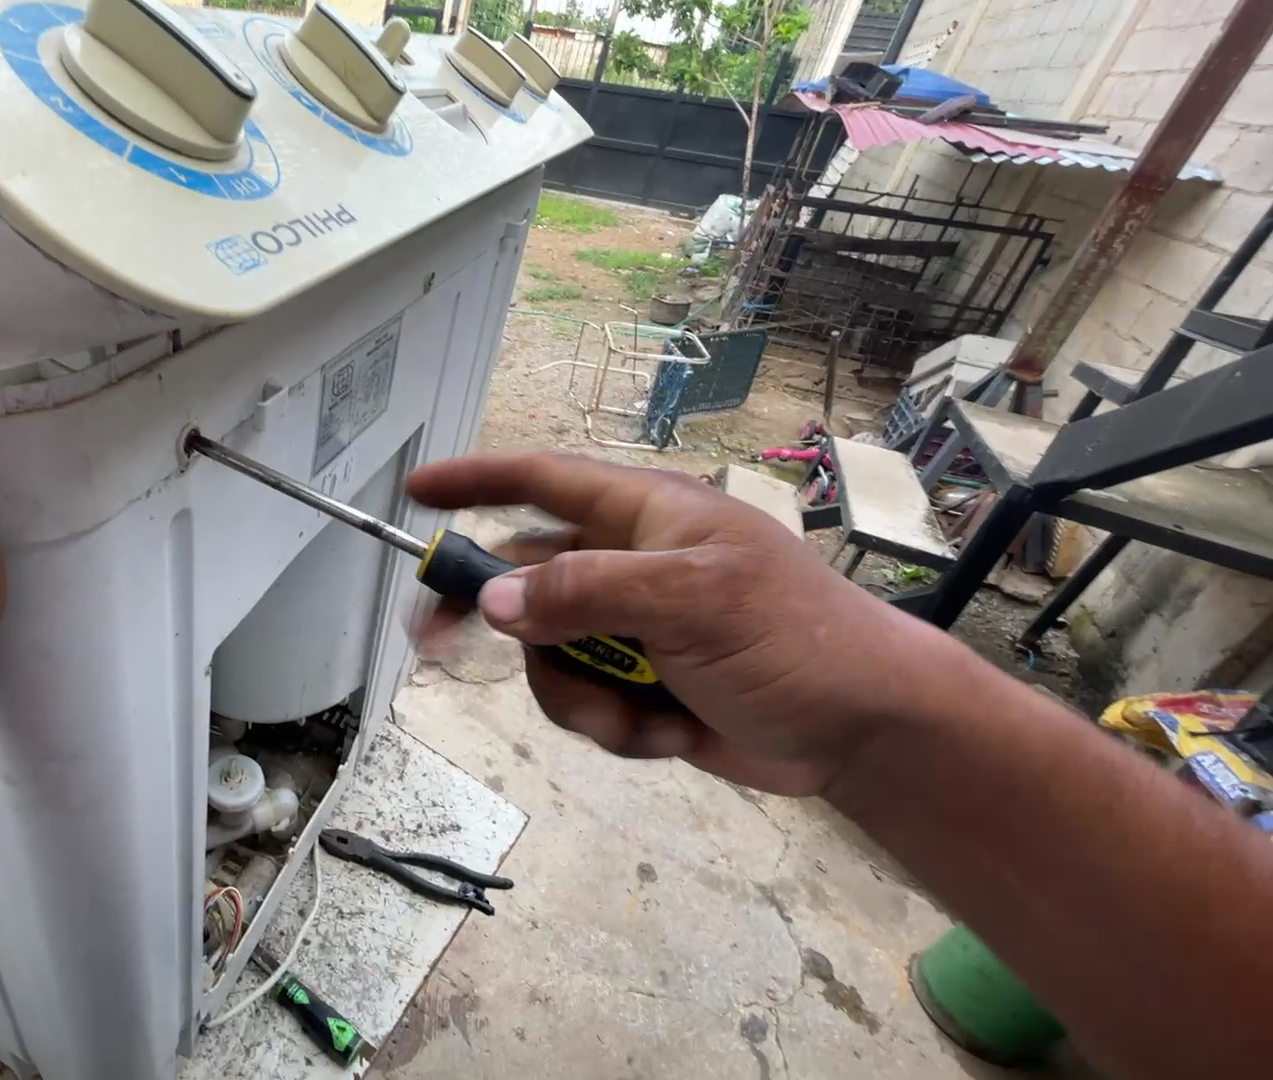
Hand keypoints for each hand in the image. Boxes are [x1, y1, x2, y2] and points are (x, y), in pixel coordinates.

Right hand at [408, 453, 960, 795]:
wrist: (866, 737)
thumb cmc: (795, 641)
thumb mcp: (692, 601)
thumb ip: (587, 592)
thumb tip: (492, 602)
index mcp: (641, 518)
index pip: (540, 481)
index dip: (474, 480)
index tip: (417, 489)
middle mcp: (622, 566)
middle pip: (520, 578)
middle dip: (489, 616)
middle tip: (434, 640)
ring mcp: (624, 628)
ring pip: (543, 653)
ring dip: (574, 694)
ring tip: (633, 716)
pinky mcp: (631, 684)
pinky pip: (577, 699)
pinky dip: (609, 725)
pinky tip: (666, 734)